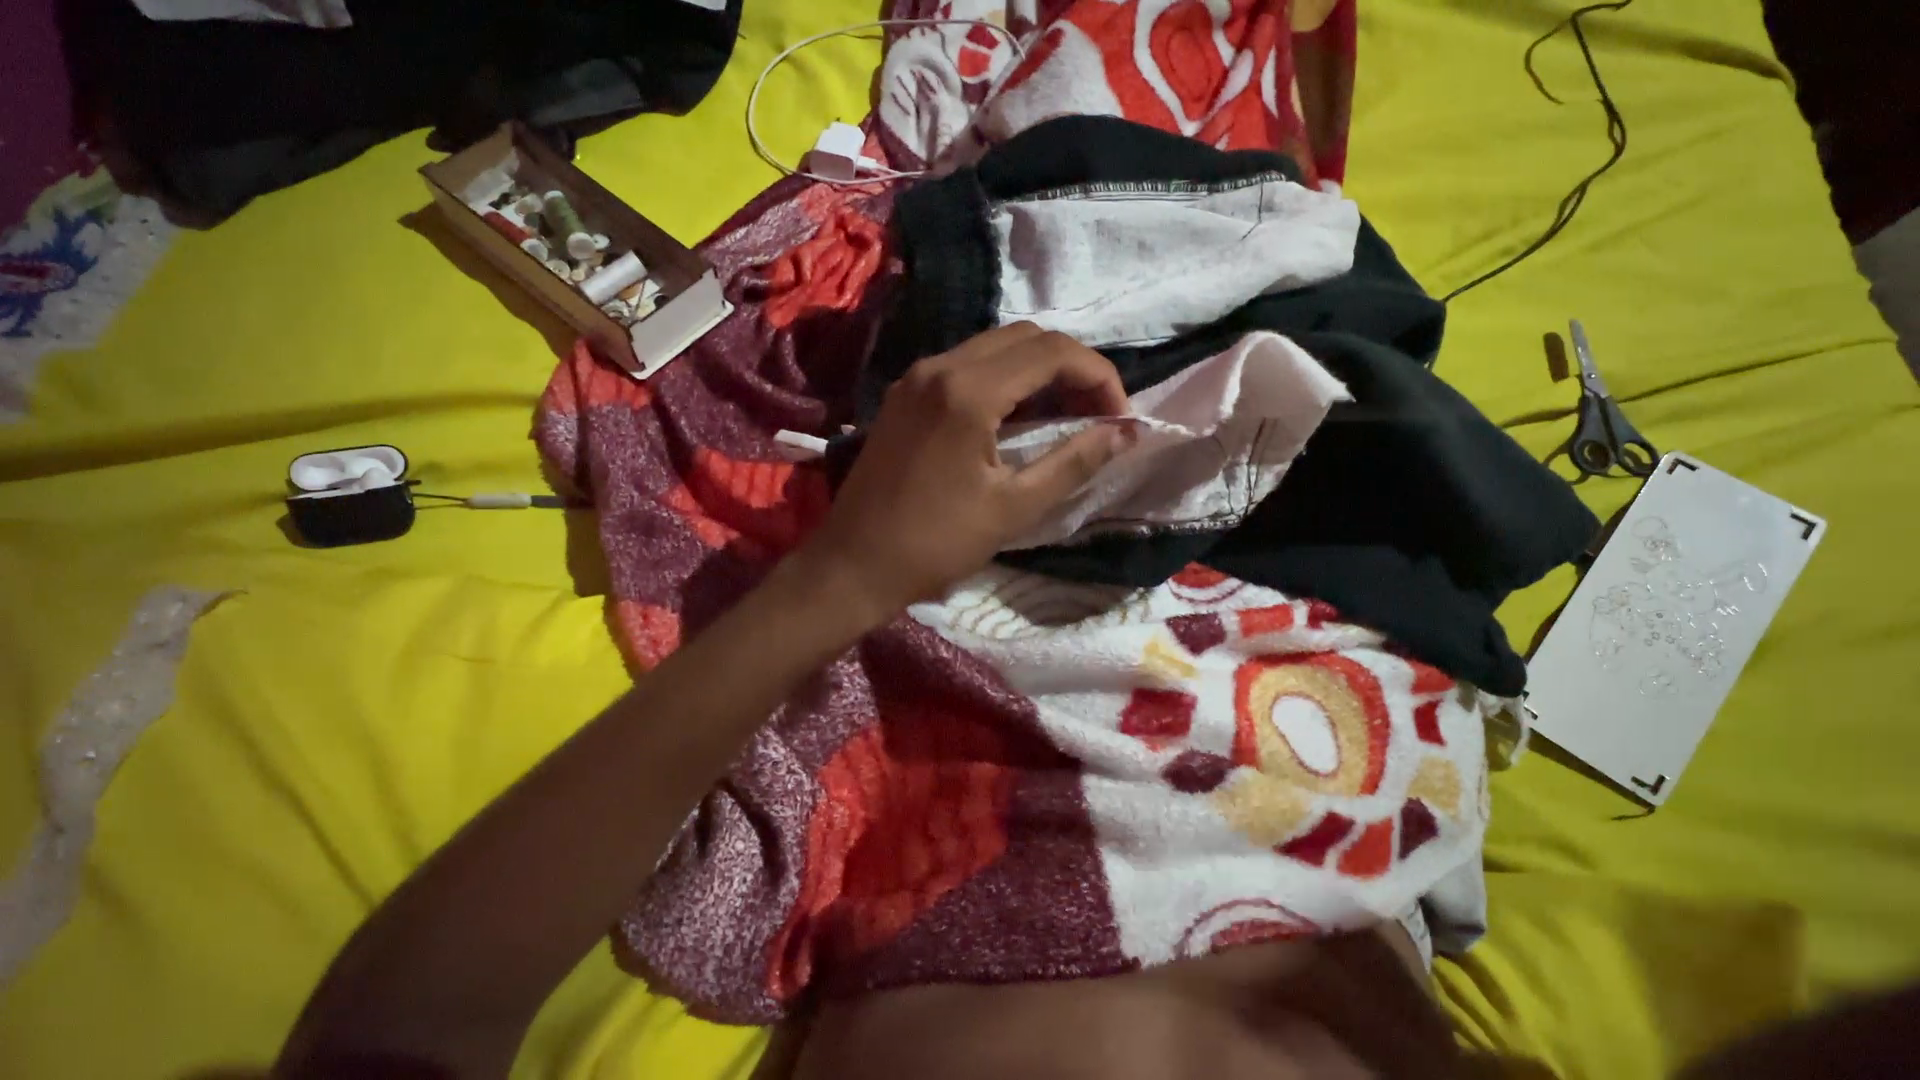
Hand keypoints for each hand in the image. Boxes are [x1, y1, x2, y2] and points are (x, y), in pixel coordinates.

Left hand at [793, 323, 1129, 624]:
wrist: (853, 565)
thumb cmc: (935, 544)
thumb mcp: (1014, 507)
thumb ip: (1074, 461)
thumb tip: (1126, 432)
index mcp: (967, 391)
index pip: (1054, 352)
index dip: (1099, 377)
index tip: (1119, 419)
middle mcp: (940, 366)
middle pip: (1026, 336)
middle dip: (1072, 366)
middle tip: (1096, 413)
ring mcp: (916, 376)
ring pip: (995, 345)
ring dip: (1038, 369)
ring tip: (1065, 414)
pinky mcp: (904, 393)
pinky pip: (966, 364)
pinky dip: (1004, 378)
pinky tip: (1018, 417)